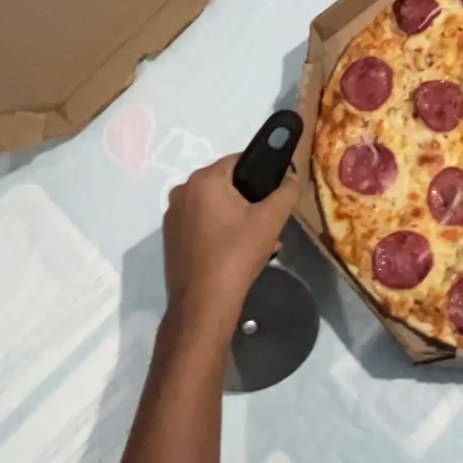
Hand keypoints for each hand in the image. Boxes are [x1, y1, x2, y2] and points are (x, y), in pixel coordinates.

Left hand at [161, 154, 299, 330]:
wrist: (203, 302)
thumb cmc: (237, 253)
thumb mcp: (271, 219)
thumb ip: (287, 192)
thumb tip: (292, 177)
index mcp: (204, 180)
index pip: (239, 159)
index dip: (262, 171)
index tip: (277, 190)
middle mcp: (182, 192)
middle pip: (226, 184)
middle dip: (251, 199)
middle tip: (270, 221)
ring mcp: (172, 217)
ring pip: (214, 206)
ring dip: (237, 217)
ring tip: (260, 241)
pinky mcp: (171, 239)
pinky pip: (202, 224)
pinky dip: (221, 231)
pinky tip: (238, 252)